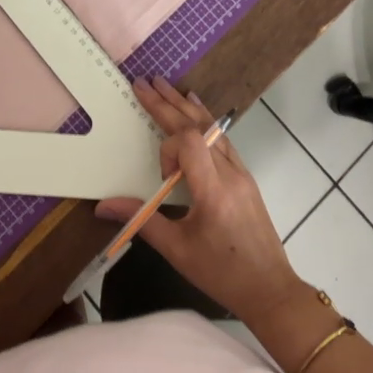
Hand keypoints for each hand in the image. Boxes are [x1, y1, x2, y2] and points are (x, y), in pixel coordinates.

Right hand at [95, 77, 310, 322]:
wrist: (270, 290)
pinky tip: (196, 107)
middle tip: (143, 82)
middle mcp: (230, 173)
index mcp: (214, 191)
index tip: (163, 178)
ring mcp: (242, 172)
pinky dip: (205, 121)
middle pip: (198, 127)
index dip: (168, 149)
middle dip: (168, 104)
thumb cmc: (222, 274)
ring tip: (165, 85)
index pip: (189, 143)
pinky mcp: (246, 177)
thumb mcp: (177, 250)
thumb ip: (141, 220)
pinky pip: (223, 139)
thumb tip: (102, 206)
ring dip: (186, 107)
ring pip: (213, 128)